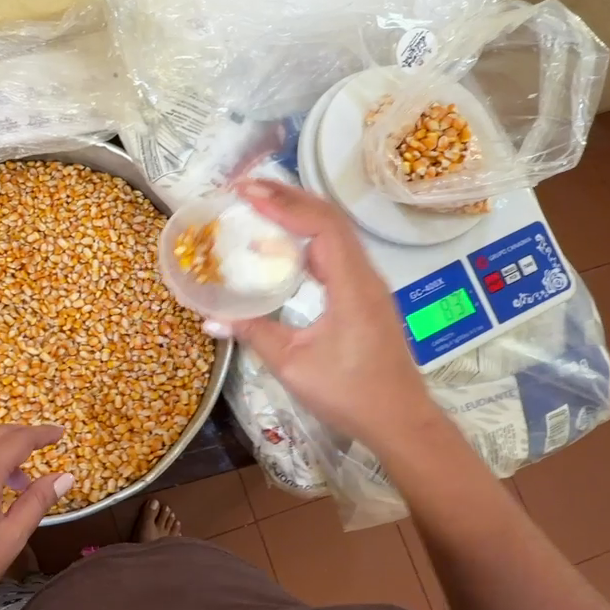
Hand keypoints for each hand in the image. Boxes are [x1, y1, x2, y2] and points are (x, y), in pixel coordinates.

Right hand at [211, 180, 439, 442]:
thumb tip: (210, 318)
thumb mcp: (293, 365)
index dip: (282, 204)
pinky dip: (308, 236)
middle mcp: (365, 275)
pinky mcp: (365, 296)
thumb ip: (253, 334)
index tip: (246, 192)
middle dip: (287, 198)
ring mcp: (368, 284)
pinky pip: (336, 252)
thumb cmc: (350, 393)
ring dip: (299, 213)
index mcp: (352, 286)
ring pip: (335, 232)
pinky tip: (282, 244)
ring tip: (260, 205)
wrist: (400, 420)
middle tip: (245, 189)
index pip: (320, 226)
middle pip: (329, 219)